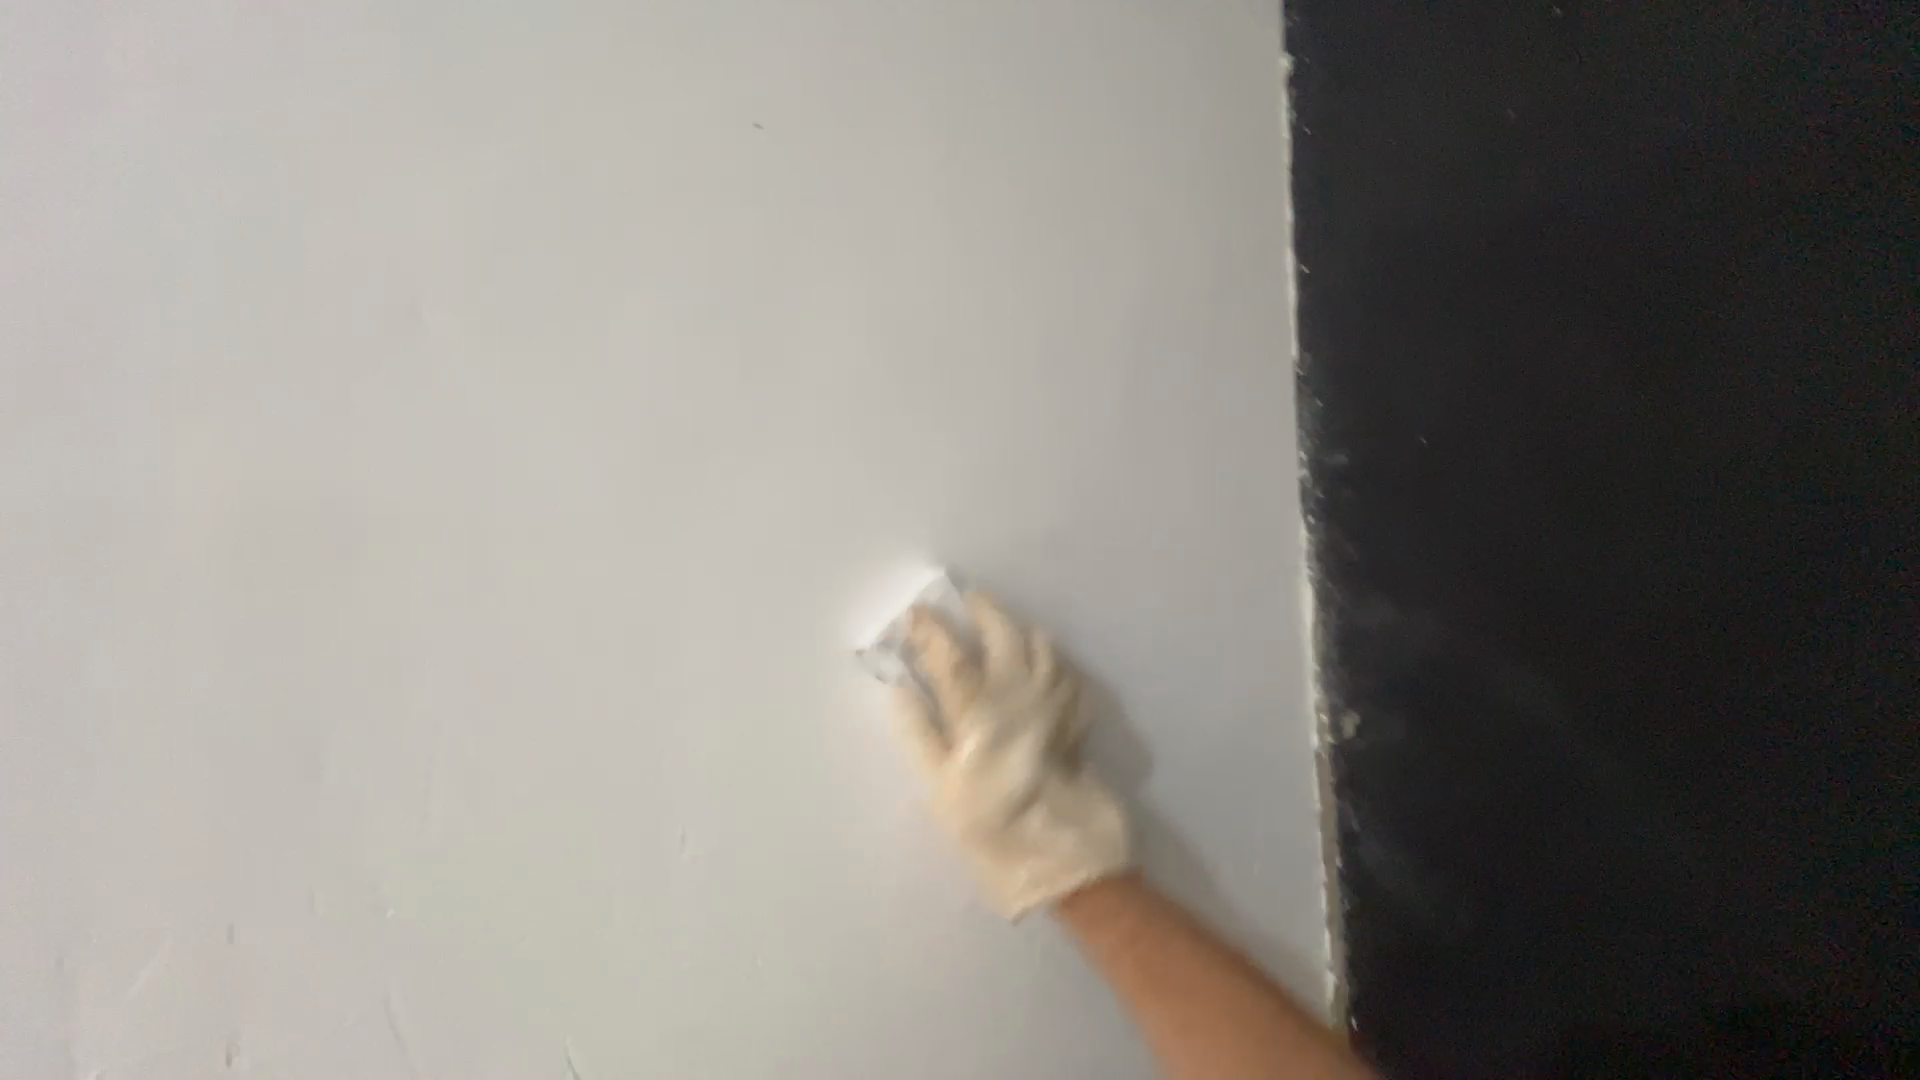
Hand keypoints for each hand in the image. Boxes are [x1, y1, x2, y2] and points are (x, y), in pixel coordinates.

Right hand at [894, 592, 1131, 918]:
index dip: (931, 629)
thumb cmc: (995, 826)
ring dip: (1022, 628)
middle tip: (970, 599)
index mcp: (979, 710)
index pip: (950, 655)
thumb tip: (900, 691)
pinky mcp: (1078, 719)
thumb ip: (920, 736)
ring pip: (1042, 646)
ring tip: (1009, 625)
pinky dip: (1054, 660)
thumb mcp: (942, 791)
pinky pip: (1067, 672)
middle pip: (1004, 634)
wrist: (1065, 855)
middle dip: (985, 610)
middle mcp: (1019, 694)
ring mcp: (1054, 702)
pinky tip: (1047, 665)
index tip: (917, 613)